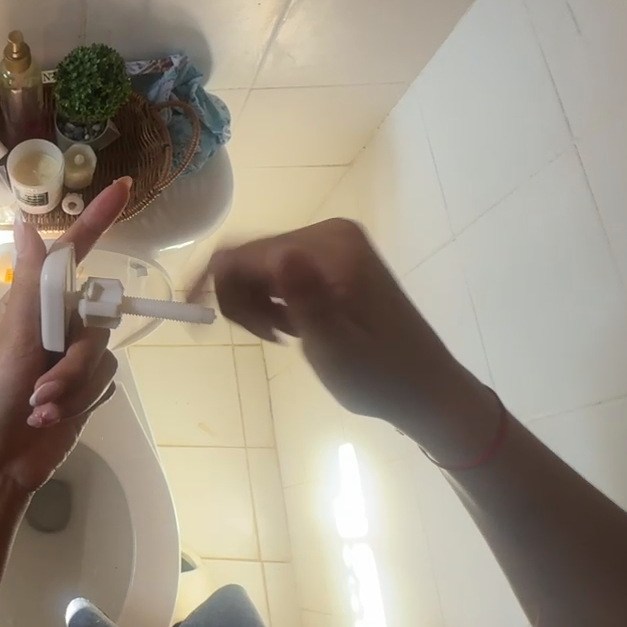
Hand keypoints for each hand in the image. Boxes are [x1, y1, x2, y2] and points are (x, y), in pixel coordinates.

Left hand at [0, 178, 131, 496]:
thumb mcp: (13, 337)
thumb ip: (31, 283)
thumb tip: (21, 221)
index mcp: (31, 304)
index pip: (71, 256)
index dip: (96, 222)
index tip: (122, 188)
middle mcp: (53, 325)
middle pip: (96, 316)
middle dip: (73, 358)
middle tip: (42, 383)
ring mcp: (70, 357)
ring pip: (102, 354)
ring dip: (71, 385)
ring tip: (40, 406)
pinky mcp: (84, 388)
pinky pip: (103, 381)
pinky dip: (77, 401)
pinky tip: (49, 417)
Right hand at [195, 219, 490, 446]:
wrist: (424, 392)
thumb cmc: (378, 376)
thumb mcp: (335, 345)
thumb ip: (306, 298)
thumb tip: (282, 252)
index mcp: (331, 247)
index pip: (247, 253)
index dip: (217, 285)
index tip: (202, 322)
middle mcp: (327, 234)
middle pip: (246, 255)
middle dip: (240, 298)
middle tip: (263, 337)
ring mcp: (327, 246)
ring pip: (253, 264)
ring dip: (253, 302)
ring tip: (280, 336)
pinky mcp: (325, 261)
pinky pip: (271, 271)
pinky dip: (267, 301)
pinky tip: (287, 326)